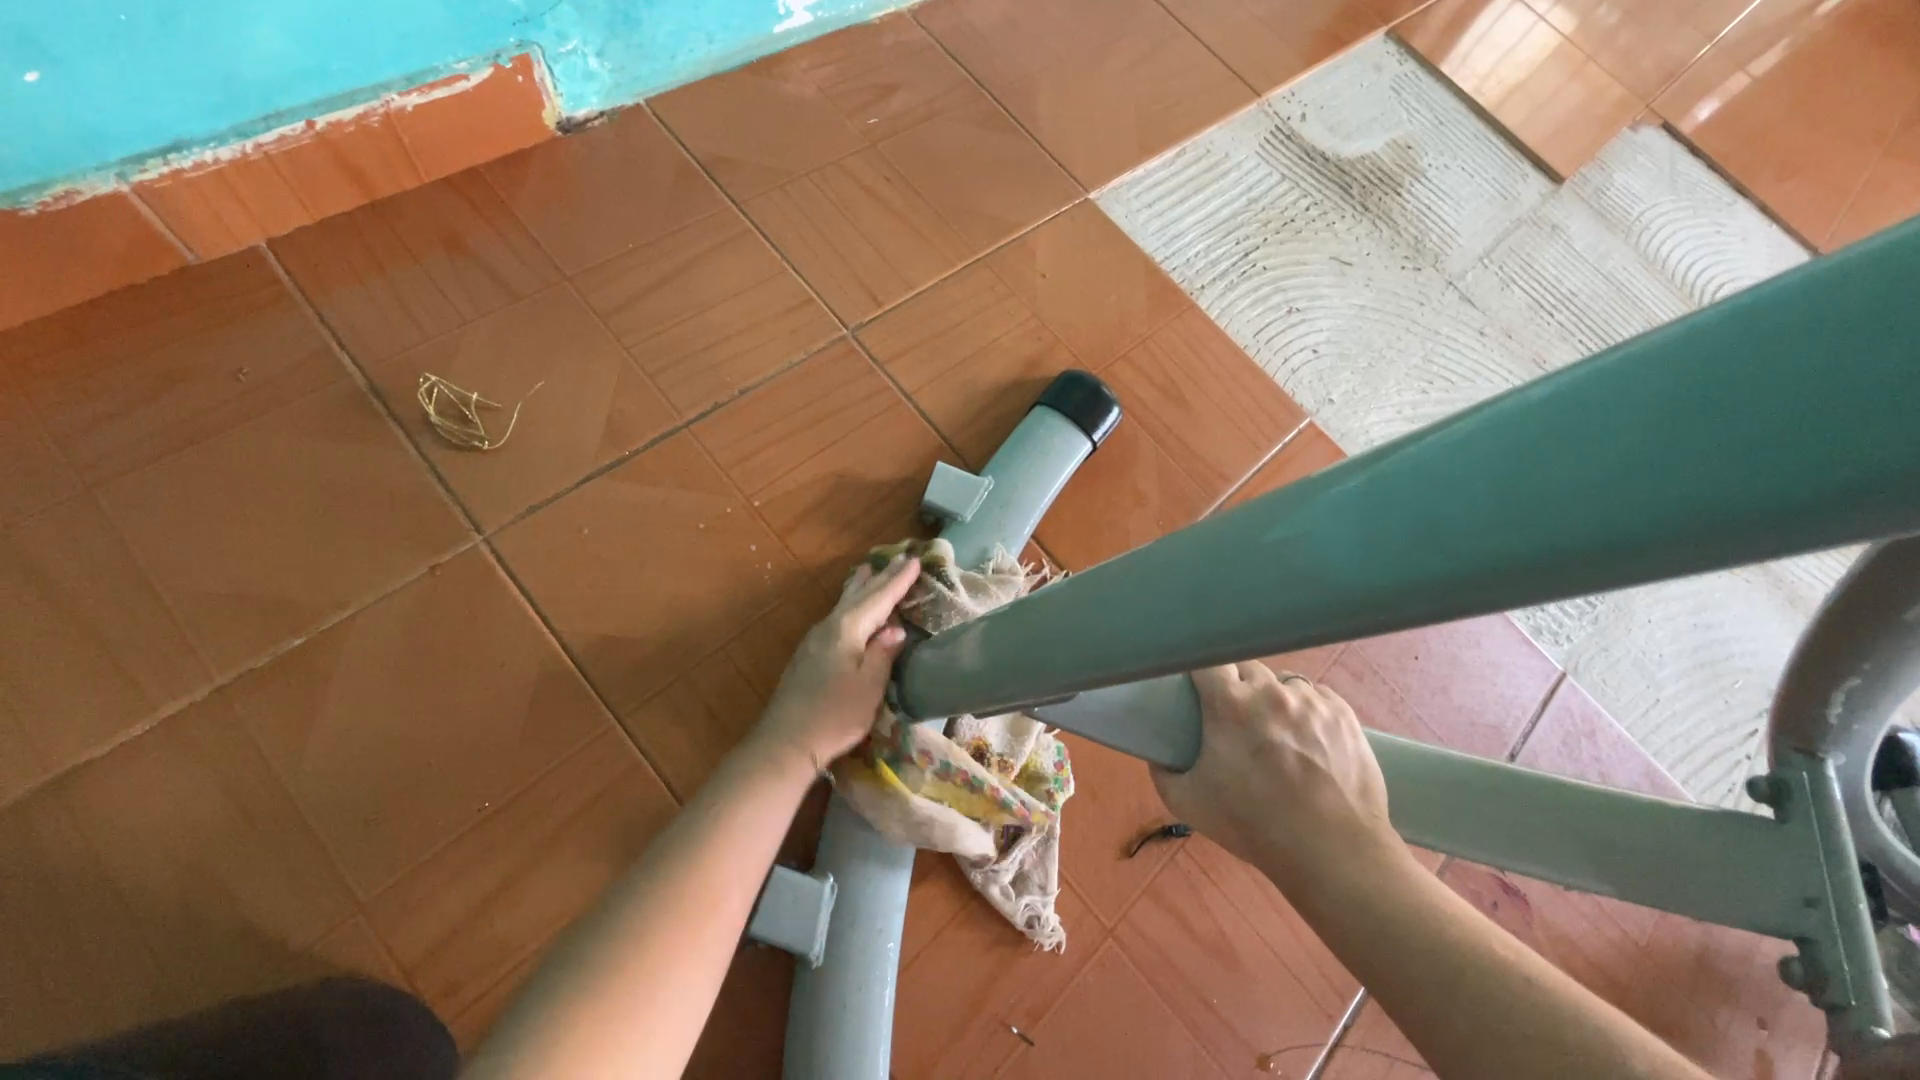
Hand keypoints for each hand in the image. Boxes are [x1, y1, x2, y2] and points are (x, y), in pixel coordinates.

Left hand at [749, 555, 921, 772]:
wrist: (785, 742)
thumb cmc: (834, 716)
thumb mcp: (869, 686)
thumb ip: (882, 654)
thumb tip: (896, 629)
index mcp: (846, 630)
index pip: (879, 599)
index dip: (898, 581)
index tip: (914, 561)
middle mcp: (828, 628)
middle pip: (858, 597)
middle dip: (879, 578)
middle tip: (897, 558)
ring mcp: (814, 642)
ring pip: (844, 606)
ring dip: (861, 589)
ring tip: (869, 572)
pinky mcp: (808, 657)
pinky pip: (836, 619)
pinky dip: (850, 607)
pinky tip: (850, 612)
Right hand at [1152, 662, 1401, 885]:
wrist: (1330, 850)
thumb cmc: (1253, 825)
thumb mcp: (1189, 803)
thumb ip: (1164, 774)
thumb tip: (1158, 758)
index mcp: (1229, 705)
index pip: (1207, 661)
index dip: (1201, 671)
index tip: (1199, 688)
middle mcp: (1271, 692)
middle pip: (1246, 668)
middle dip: (1237, 685)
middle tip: (1235, 718)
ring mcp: (1312, 701)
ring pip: (1284, 683)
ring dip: (1274, 698)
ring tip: (1276, 731)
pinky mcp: (1344, 714)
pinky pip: (1318, 696)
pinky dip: (1307, 710)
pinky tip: (1308, 738)